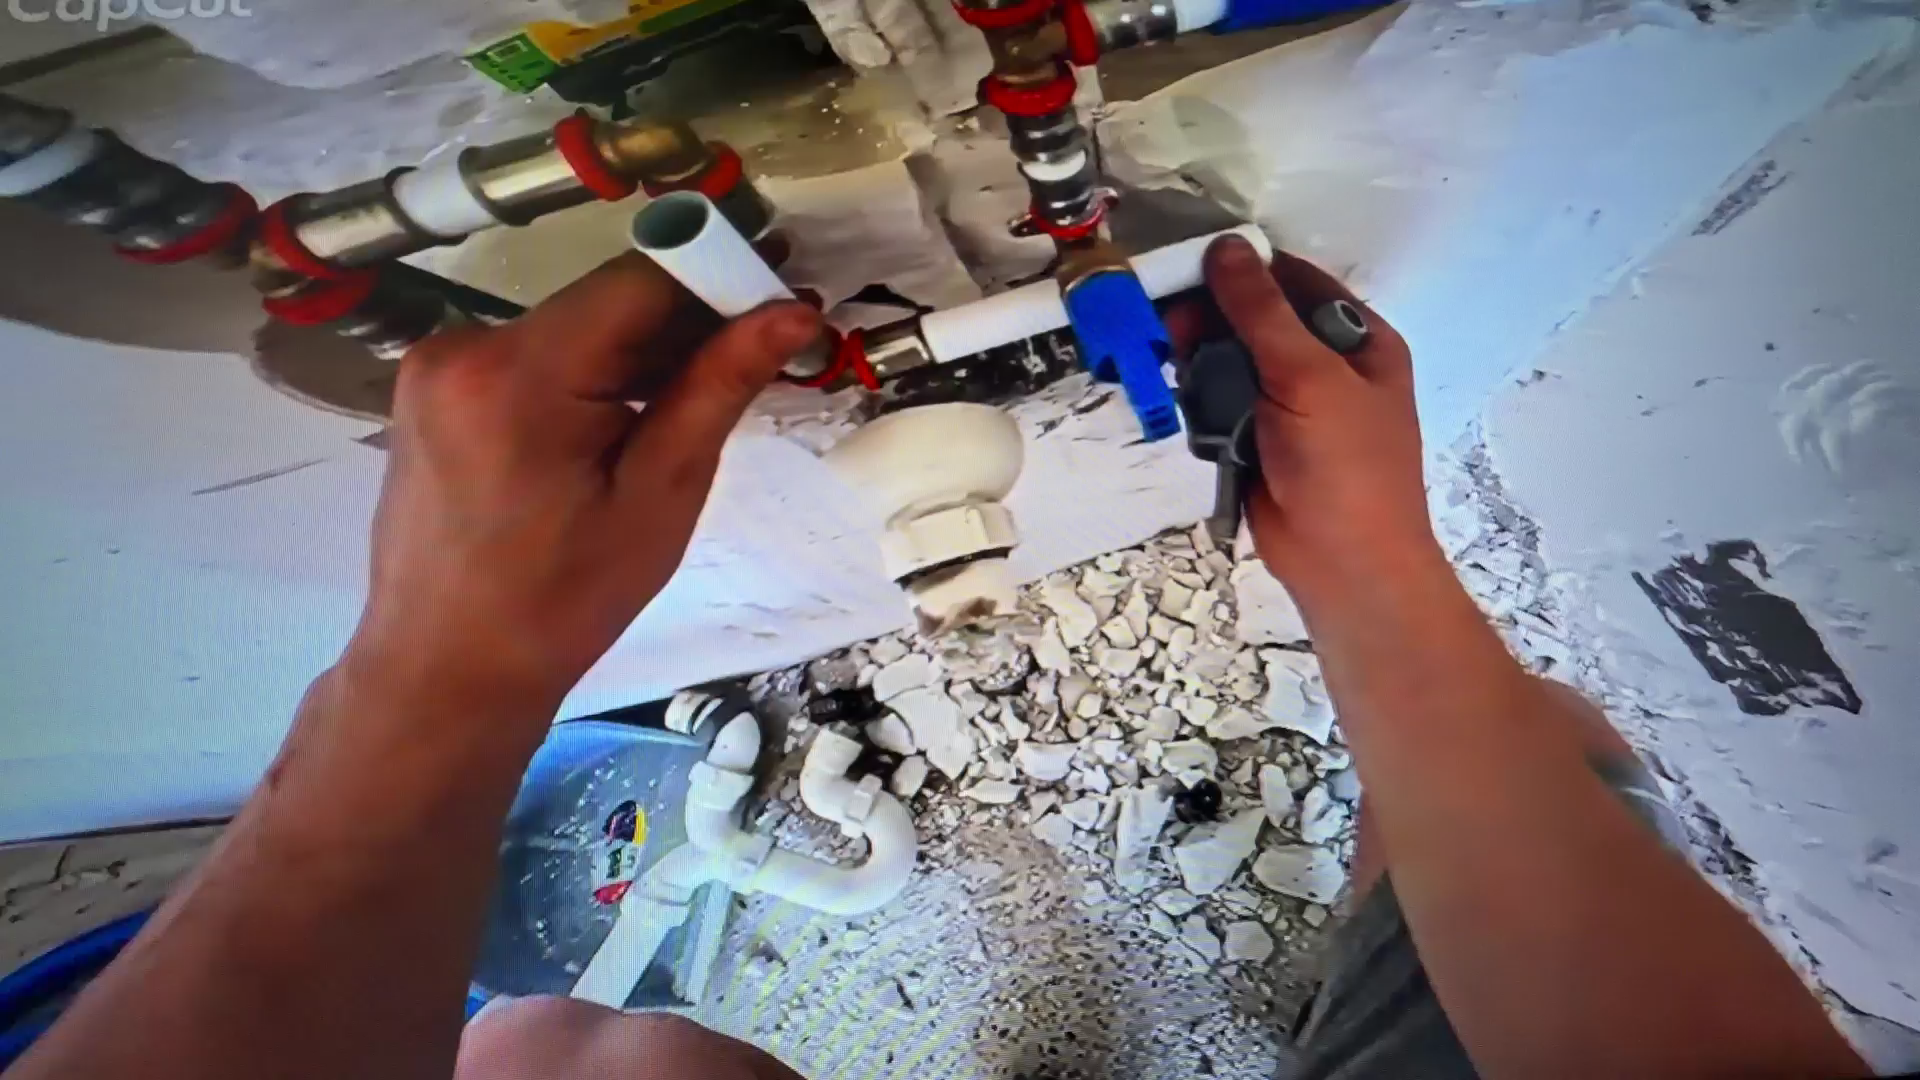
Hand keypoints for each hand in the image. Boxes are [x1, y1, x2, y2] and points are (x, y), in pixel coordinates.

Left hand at [345, 253, 821, 712]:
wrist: (452, 663)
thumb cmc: (569, 596)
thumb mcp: (662, 493)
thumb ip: (719, 389)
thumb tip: (791, 316)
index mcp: (519, 372)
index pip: (641, 281)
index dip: (721, 283)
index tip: (782, 310)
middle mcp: (465, 344)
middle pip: (608, 303)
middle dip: (690, 326)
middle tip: (759, 363)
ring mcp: (441, 363)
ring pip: (579, 329)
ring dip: (648, 355)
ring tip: (698, 406)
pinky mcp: (440, 387)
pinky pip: (544, 356)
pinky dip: (602, 375)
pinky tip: (635, 420)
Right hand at [1199, 236, 1443, 607]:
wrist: (1340, 559)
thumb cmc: (1343, 462)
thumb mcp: (1309, 375)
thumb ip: (1262, 313)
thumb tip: (1226, 247)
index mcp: (1358, 341)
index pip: (1297, 284)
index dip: (1248, 270)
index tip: (1193, 266)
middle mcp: (1322, 367)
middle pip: (1258, 324)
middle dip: (1215, 320)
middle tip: (1172, 322)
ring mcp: (1286, 407)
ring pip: (1232, 364)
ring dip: (1202, 359)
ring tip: (1172, 358)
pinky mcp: (1254, 439)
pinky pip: (1220, 403)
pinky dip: (1199, 397)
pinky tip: (1181, 394)